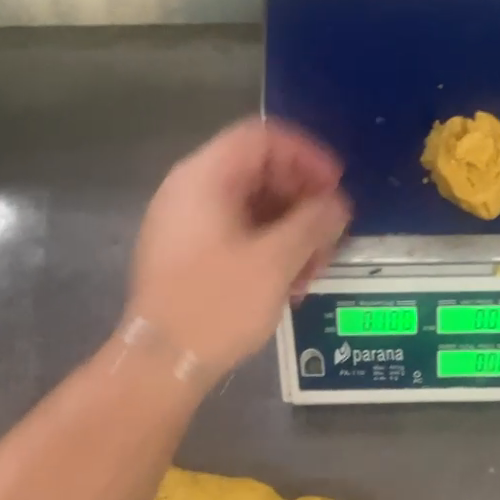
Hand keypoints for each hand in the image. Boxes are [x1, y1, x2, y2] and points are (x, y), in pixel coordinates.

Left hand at [125, 116, 350, 376]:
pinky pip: (237, 235)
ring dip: (291, 231)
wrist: (162, 362)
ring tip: (314, 268)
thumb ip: (313, 223)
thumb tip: (337, 204)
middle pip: (259, 172)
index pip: (263, 138)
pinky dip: (269, 249)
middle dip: (303, 201)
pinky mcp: (188, 256)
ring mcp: (186, 225)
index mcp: (205, 178)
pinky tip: (289, 283)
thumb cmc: (217, 305)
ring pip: (251, 208)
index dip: (307, 155)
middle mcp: (191, 191)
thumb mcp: (276, 262)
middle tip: (331, 236)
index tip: (337, 188)